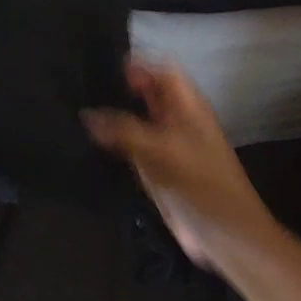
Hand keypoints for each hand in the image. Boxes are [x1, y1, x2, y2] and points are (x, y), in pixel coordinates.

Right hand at [83, 61, 276, 270]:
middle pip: (147, 93)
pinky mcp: (158, 171)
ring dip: (113, 117)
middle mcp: (177, 121)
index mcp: (187, 107)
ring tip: (74, 108)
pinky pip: (132, 149)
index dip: (137, 63)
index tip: (101, 65)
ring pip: (137, 121)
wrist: (226, 236)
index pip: (162, 70)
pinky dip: (113, 143)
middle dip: (119, 88)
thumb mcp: (161, 153)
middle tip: (78, 85)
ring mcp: (167, 146)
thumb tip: (87, 114)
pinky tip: (86, 142)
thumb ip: (123, 131)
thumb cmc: (201, 186)